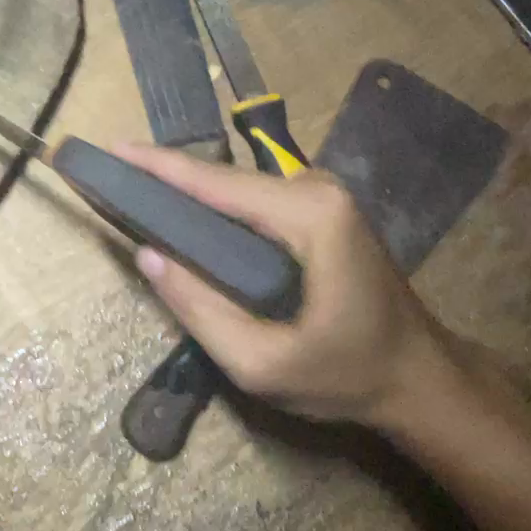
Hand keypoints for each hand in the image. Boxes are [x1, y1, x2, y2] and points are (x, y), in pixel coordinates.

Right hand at [113, 143, 458, 427]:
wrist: (422, 381)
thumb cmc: (347, 376)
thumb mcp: (261, 364)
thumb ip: (198, 309)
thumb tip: (147, 255)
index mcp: (309, 216)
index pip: (214, 182)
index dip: (155, 165)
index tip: (109, 149)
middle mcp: (315, 189)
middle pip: (221, 178)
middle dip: (162, 176)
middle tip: (108, 178)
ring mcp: (320, 195)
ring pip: (232, 187)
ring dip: (182, 191)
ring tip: (130, 195)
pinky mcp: (318, 208)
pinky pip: (248, 200)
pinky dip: (208, 204)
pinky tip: (176, 215)